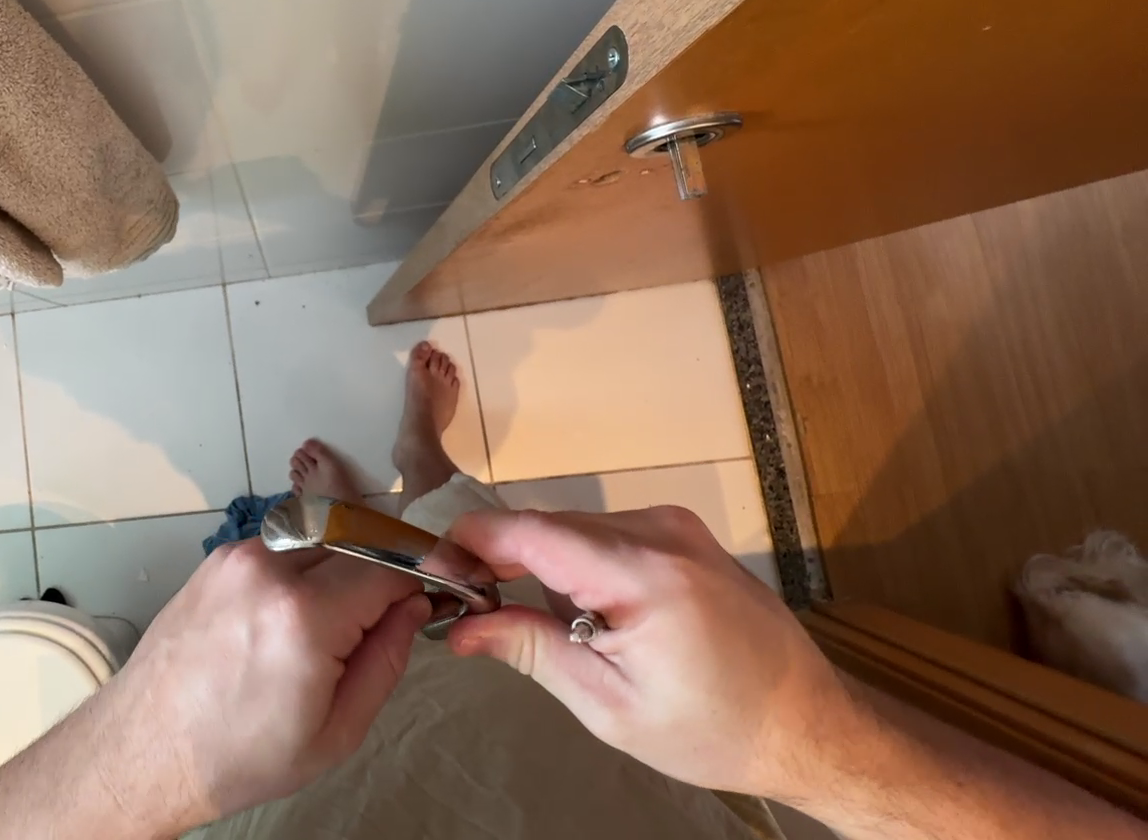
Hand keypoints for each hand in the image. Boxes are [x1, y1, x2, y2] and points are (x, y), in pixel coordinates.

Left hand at [86, 538, 432, 831]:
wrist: (149, 742)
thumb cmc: (244, 754)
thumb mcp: (337, 731)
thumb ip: (387, 658)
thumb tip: (414, 604)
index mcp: (305, 615)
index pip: (386, 566)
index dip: (416, 578)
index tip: (429, 596)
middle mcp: (270, 567)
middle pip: (353, 542)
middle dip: (376, 573)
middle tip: (376, 619)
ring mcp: (238, 555)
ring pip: (317, 540)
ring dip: (336, 569)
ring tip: (325, 625)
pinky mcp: (218, 556)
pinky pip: (280, 548)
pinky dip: (299, 570)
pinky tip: (284, 616)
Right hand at [445, 506, 857, 801]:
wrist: (817, 729)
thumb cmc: (712, 731)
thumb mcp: (609, 705)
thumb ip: (529, 650)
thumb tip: (457, 627)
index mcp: (643, 574)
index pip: (527, 531)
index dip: (469, 542)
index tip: (436, 570)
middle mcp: (657, 529)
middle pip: (544, 527)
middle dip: (502, 562)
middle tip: (480, 611)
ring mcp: (672, 523)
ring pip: (568, 528)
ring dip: (542, 567)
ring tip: (558, 626)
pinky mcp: (679, 528)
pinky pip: (599, 532)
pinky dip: (576, 563)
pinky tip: (596, 610)